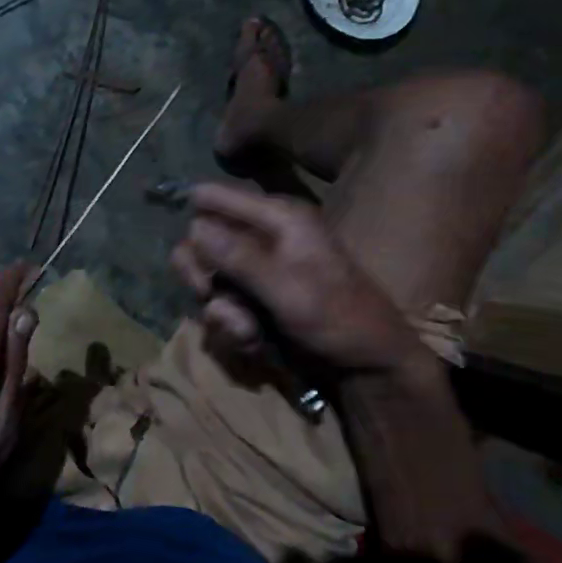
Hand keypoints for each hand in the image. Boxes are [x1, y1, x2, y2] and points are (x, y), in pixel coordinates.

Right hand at [170, 183, 419, 373]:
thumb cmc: (337, 317)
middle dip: (200, 274)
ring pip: (206, 278)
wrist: (368, 365)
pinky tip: (251, 341)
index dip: (194, 218)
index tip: (195, 259)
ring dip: (220, 309)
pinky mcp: (251, 297)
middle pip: (199, 240)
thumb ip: (238, 256)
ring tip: (245, 331)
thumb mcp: (287, 287)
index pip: (215, 197)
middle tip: (209, 294)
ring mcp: (254, 269)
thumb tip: (193, 227)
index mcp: (277, 218)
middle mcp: (261, 236)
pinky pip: (220, 304)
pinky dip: (231, 325)